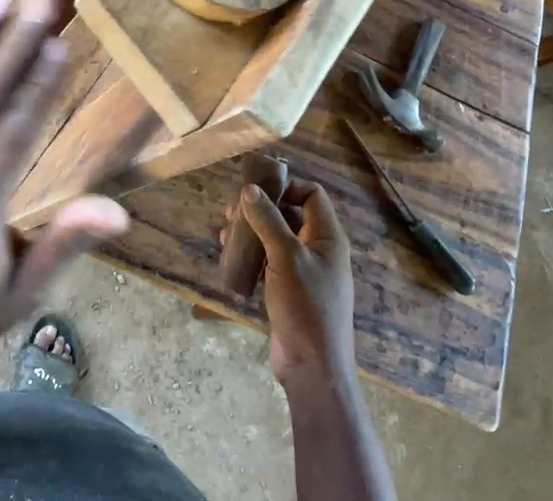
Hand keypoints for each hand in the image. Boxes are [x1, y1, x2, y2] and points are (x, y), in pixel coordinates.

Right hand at [239, 178, 355, 383]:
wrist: (313, 365)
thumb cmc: (305, 305)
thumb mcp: (285, 257)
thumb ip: (268, 220)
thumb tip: (249, 189)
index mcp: (328, 237)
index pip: (311, 194)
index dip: (286, 186)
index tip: (256, 189)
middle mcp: (319, 250)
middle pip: (290, 215)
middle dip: (261, 209)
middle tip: (231, 209)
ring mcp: (305, 272)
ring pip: (277, 239)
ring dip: (252, 231)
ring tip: (224, 230)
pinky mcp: (290, 291)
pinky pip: (270, 262)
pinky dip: (253, 255)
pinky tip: (231, 255)